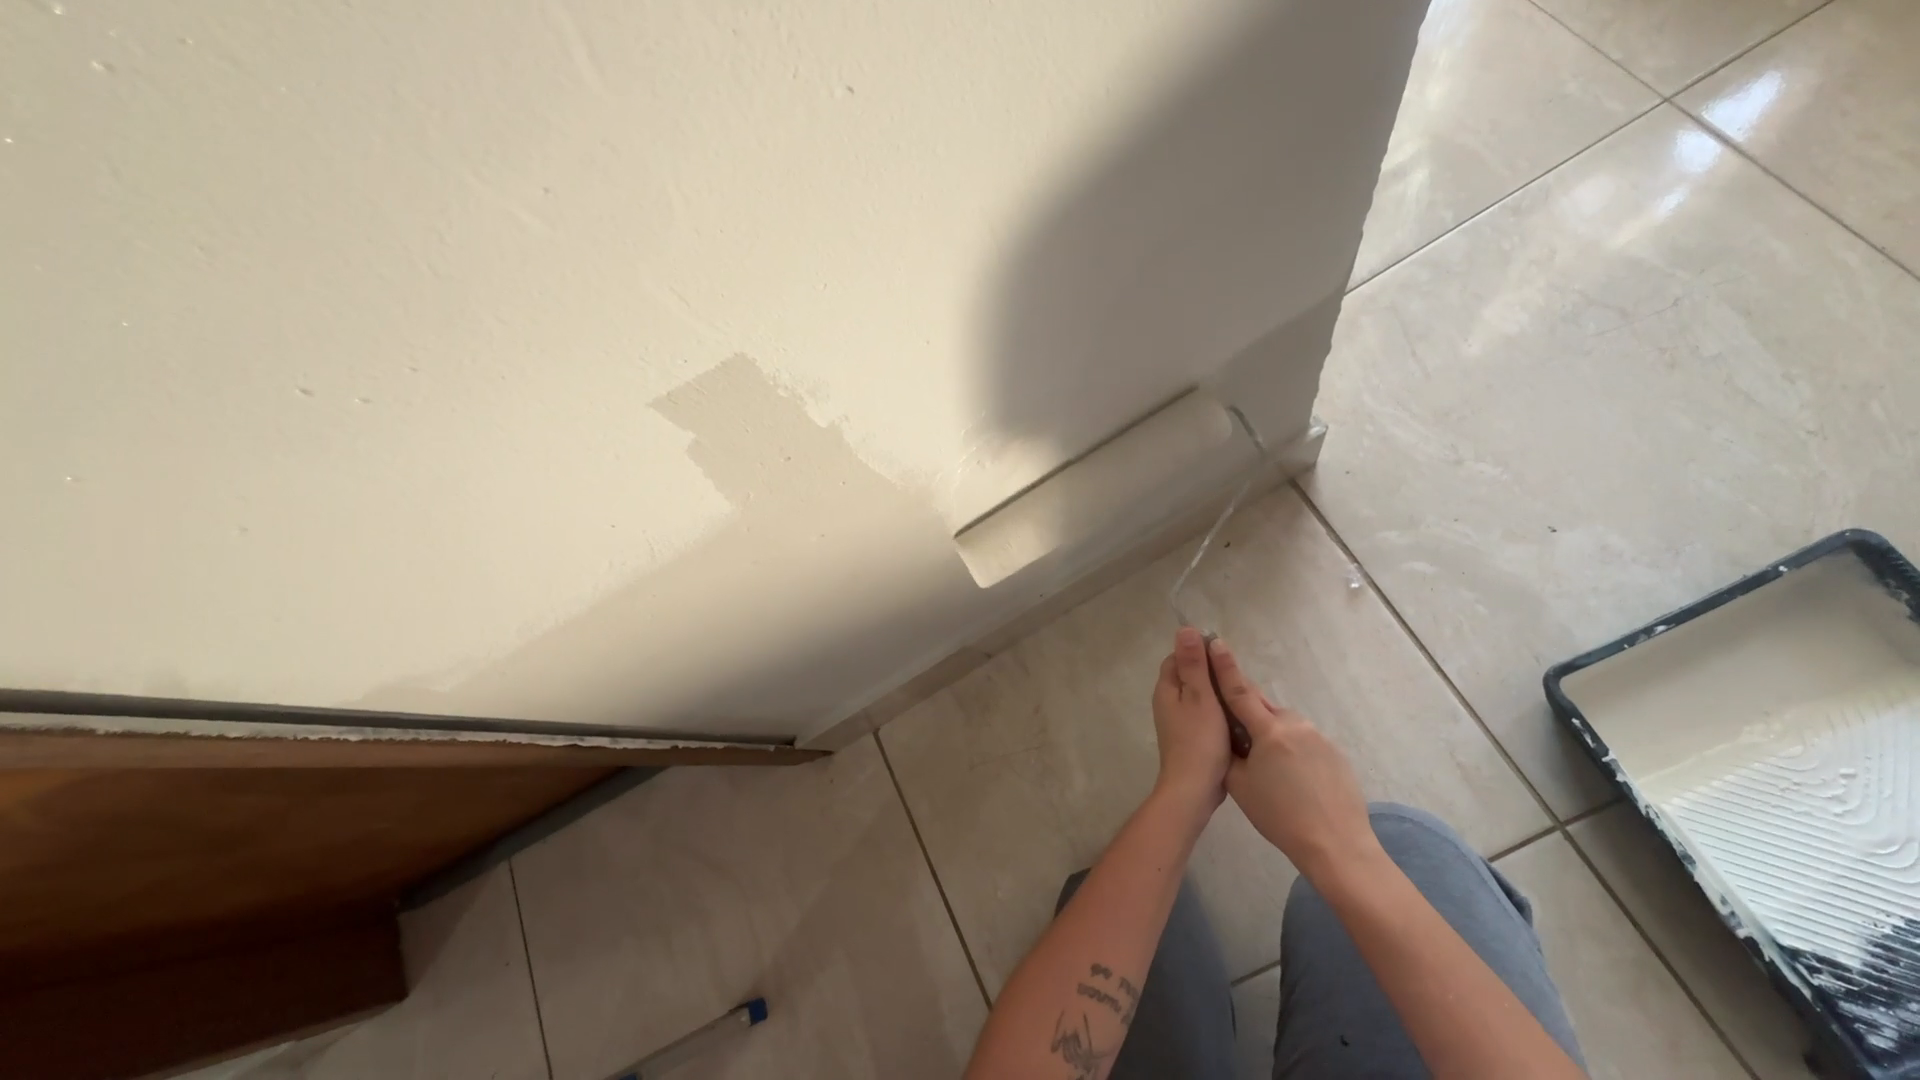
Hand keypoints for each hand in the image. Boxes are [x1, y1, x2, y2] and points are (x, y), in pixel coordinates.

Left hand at [1149, 627, 1233, 813]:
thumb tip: (1185, 629)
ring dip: (1218, 695)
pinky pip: (1205, 717)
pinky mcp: (1191, 739)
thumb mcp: (1200, 696)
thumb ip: (1193, 664)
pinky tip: (1238, 719)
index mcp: (1166, 690)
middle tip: (1238, 680)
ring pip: (1199, 698)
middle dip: (1212, 674)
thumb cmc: (1199, 740)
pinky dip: (1219, 714)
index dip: (1199, 652)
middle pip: (1189, 677)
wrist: (1194, 789)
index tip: (1224, 656)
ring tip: (1242, 697)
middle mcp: (1168, 704)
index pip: (1177, 658)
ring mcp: (1178, 723)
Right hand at [1207, 637, 1381, 881]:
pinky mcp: (1336, 754)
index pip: (1239, 692)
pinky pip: (1304, 743)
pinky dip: (1292, 751)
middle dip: (1248, 710)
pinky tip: (1292, 779)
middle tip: (1234, 724)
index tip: (1216, 642)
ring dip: (1271, 735)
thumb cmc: (1279, 816)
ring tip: (1267, 767)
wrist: (1336, 844)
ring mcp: (1319, 738)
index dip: (1225, 667)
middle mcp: (1295, 726)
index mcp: (1268, 731)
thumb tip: (1229, 738)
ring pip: (1285, 726)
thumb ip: (1230, 754)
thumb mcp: (1239, 785)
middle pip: (1264, 708)